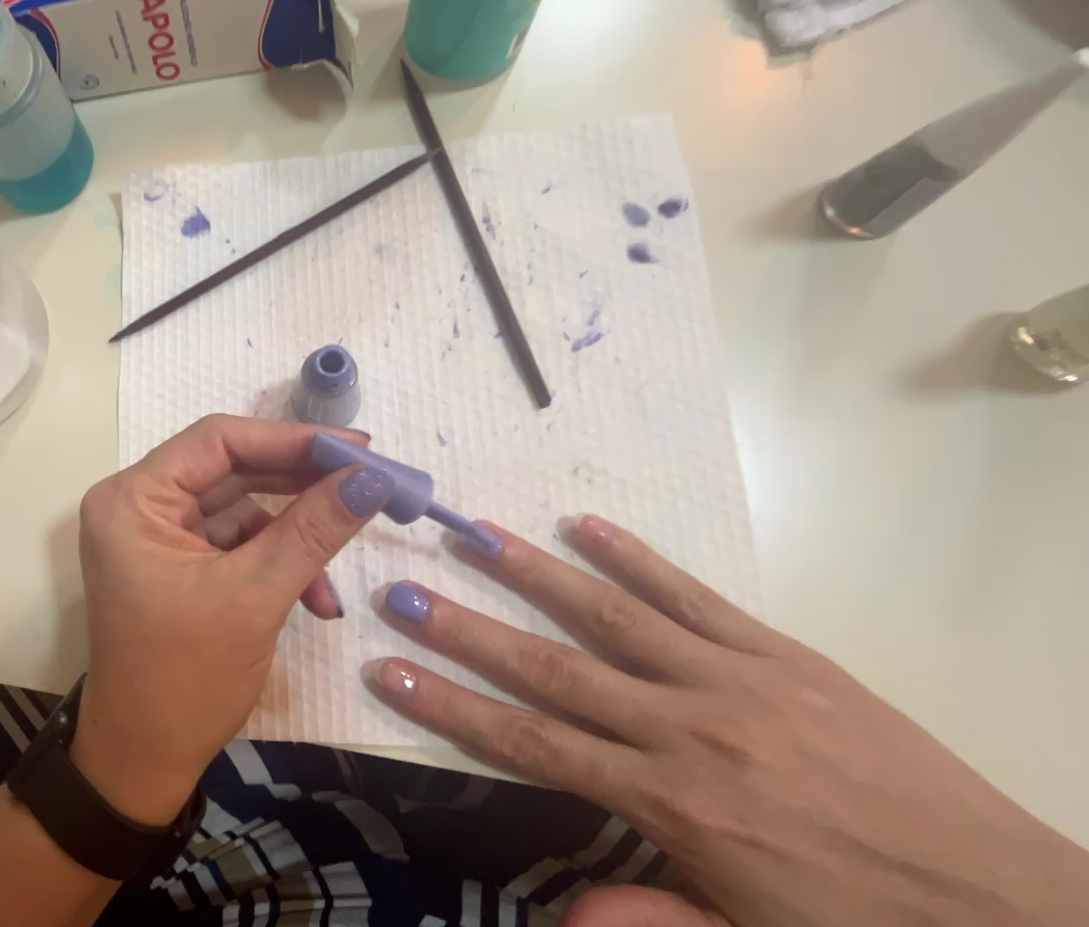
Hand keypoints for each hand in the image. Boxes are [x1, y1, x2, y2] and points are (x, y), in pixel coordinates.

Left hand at [70, 415, 392, 823]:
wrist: (145, 760)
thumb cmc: (185, 678)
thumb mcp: (255, 597)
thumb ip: (314, 529)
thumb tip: (373, 476)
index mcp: (132, 500)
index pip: (217, 441)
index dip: (290, 438)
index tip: (358, 446)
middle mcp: (138, 505)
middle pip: (231, 469)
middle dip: (301, 482)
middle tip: (369, 481)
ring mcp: (158, 534)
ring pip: (241, 506)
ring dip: (296, 534)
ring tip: (342, 560)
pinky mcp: (179, 562)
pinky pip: (238, 542)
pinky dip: (279, 561)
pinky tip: (317, 598)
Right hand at [367, 515, 1088, 926]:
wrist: (1020, 911)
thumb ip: (652, 918)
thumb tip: (558, 914)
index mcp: (670, 803)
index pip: (531, 745)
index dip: (452, 709)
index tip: (390, 672)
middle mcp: (685, 729)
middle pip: (550, 669)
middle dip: (466, 630)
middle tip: (403, 589)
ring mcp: (732, 680)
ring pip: (610, 615)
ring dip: (532, 573)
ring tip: (472, 533)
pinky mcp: (781, 655)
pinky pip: (694, 596)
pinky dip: (636, 558)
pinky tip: (586, 523)